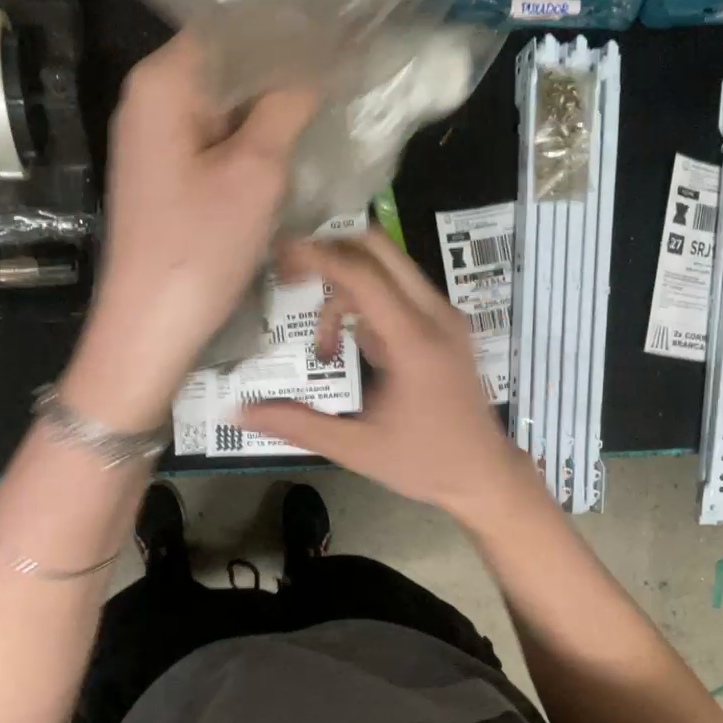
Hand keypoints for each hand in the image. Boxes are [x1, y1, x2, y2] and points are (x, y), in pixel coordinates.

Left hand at [59, 33, 317, 431]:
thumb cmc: (200, 251)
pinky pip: (211, 148)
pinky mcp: (160, 182)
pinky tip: (276, 176)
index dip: (287, 44)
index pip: (234, 32)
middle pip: (226, 71)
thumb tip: (312, 69)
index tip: (335, 64)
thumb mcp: (256, 174)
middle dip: (278, 86)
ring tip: (310, 141)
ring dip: (265, 125)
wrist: (148, 330)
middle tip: (330, 106)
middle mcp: (147, 102)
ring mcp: (151, 144)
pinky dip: (245, 155)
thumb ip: (286, 107)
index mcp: (163, 83)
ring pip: (222, 113)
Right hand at [238, 231, 543, 523]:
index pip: (362, 273)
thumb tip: (237, 411)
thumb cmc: (424, 463)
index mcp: (414, 341)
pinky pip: (401, 291)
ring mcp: (445, 317)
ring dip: (347, 283)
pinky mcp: (446, 326)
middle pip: (379, 249)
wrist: (484, 473)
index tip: (277, 258)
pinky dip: (367, 300)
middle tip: (289, 275)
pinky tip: (347, 346)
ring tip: (321, 339)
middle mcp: (435, 315)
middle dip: (331, 251)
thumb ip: (297, 424)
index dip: (316, 256)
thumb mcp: (356, 449)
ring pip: (390, 266)